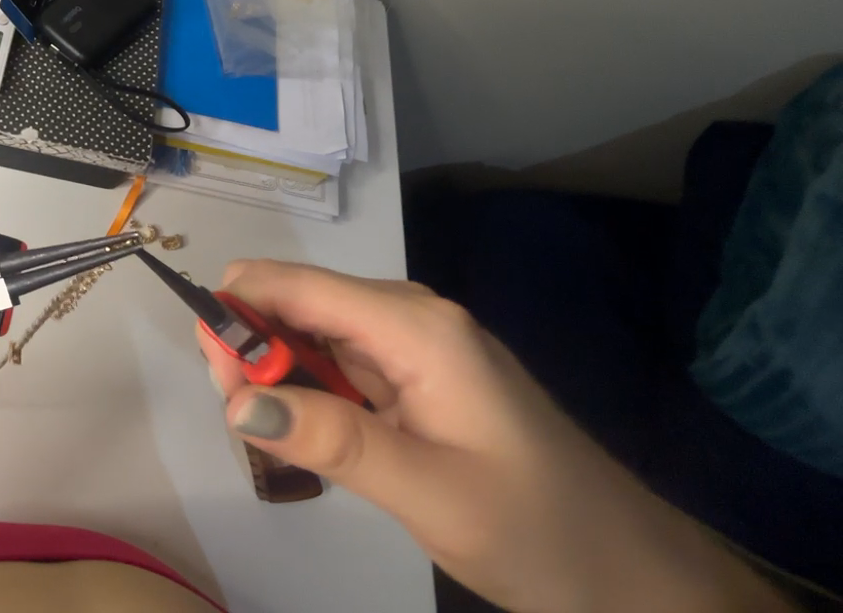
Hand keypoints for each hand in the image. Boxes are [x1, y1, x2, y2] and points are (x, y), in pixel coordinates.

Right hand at [200, 260, 791, 612]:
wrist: (641, 579)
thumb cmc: (542, 532)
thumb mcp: (432, 495)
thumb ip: (331, 441)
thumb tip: (235, 404)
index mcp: (412, 324)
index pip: (286, 284)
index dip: (233, 317)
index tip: (221, 387)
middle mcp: (404, 314)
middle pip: (287, 301)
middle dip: (249, 350)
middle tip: (253, 425)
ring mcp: (408, 341)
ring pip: (301, 329)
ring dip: (272, 373)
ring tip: (282, 438)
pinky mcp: (409, 370)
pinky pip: (329, 357)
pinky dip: (301, 387)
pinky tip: (311, 431)